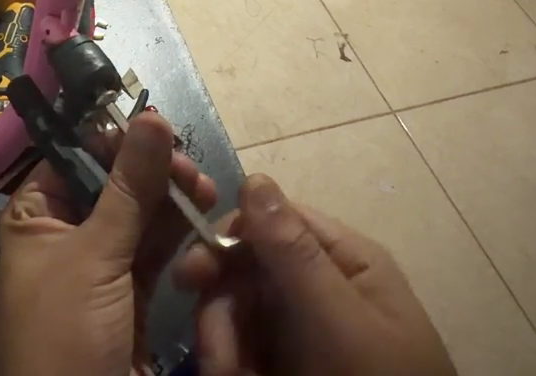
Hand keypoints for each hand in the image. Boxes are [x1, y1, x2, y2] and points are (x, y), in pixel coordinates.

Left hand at [0, 111, 218, 375]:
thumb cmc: (65, 335)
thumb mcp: (95, 257)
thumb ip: (130, 187)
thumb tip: (152, 116)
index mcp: (34, 214)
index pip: (76, 155)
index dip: (118, 138)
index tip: (162, 130)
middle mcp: (64, 231)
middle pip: (113, 181)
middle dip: (153, 170)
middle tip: (192, 169)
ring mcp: (97, 264)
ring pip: (138, 214)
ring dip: (172, 199)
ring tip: (205, 188)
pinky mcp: (128, 294)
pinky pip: (152, 249)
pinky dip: (177, 234)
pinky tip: (201, 218)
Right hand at [174, 175, 454, 375]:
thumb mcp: (340, 322)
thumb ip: (295, 254)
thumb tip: (254, 177)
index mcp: (344, 257)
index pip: (272, 219)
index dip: (228, 239)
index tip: (192, 275)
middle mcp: (319, 283)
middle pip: (248, 268)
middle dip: (222, 308)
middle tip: (214, 355)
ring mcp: (304, 326)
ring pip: (239, 311)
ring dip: (223, 344)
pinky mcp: (287, 361)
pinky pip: (245, 347)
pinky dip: (232, 363)